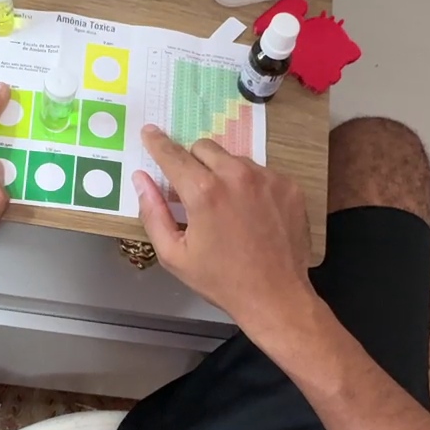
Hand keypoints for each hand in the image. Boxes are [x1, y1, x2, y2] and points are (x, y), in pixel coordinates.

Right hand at [132, 125, 317, 333]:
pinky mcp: (289, 186)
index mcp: (204, 192)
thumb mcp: (175, 255)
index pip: (173, 155)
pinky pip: (262, 173)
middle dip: (194, 164)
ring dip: (225, 175)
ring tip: (229, 211)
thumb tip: (141, 180)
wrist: (275, 296)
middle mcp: (236, 175)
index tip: (150, 133)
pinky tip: (254, 216)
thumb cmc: (221, 281)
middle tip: (196, 193)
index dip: (157, 143)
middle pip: (204, 148)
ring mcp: (267, 178)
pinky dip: (252, 186)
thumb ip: (153, 213)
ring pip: (235, 160)